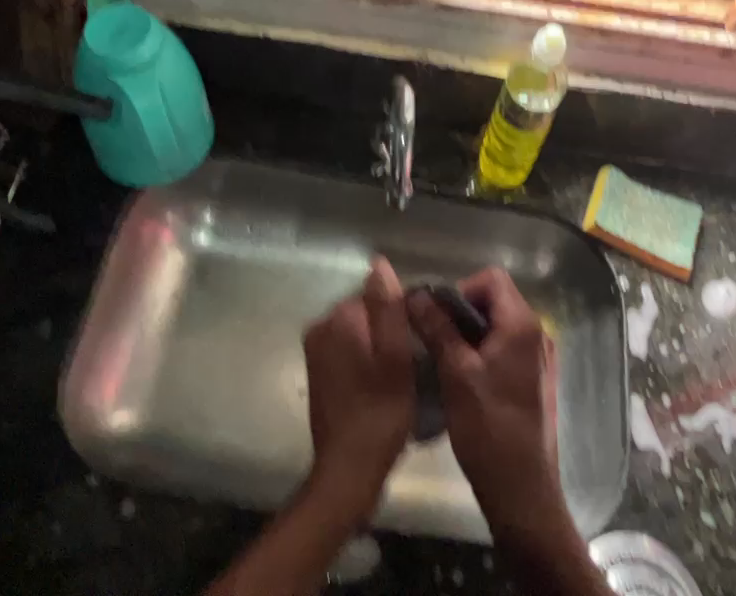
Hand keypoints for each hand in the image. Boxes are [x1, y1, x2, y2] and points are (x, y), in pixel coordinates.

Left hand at [301, 256, 417, 516]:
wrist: (347, 470)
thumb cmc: (379, 414)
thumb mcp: (396, 359)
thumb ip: (388, 309)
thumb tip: (380, 264)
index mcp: (338, 318)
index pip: (377, 294)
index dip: (402, 314)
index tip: (419, 340)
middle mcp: (320, 327)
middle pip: (366, 312)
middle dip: (389, 330)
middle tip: (413, 362)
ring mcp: (315, 351)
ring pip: (358, 332)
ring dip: (378, 346)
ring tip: (401, 375)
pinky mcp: (317, 372)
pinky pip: (348, 350)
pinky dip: (366, 360)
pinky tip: (382, 384)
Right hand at [406, 267, 568, 543]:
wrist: (522, 489)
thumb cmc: (488, 427)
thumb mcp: (455, 373)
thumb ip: (437, 328)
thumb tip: (416, 295)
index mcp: (523, 325)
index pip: (491, 279)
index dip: (460, 290)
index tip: (438, 319)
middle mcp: (538, 334)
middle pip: (495, 301)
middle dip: (460, 314)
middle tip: (434, 341)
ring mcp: (540, 359)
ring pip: (498, 327)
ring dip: (469, 335)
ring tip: (444, 363)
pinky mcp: (536, 381)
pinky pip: (506, 350)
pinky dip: (483, 354)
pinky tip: (463, 381)